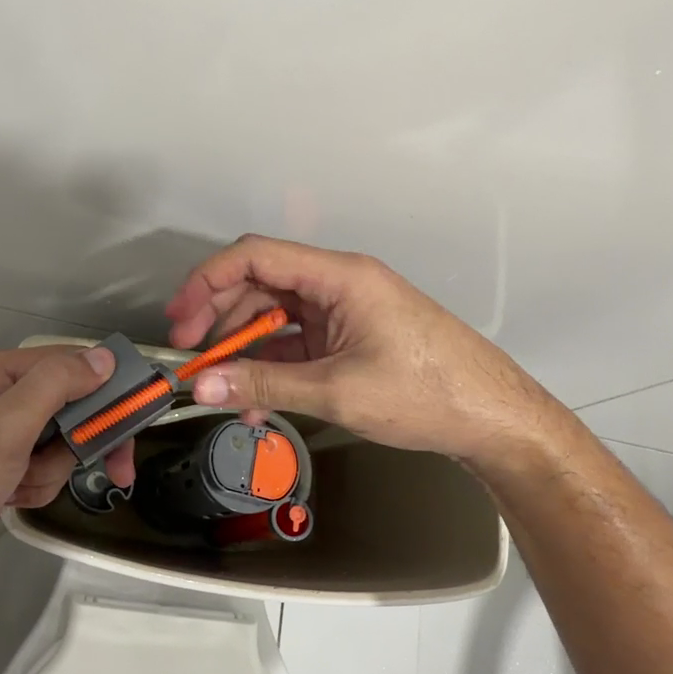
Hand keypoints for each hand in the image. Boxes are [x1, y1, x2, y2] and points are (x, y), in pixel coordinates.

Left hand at [0, 345, 136, 565]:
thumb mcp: (9, 424)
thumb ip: (56, 385)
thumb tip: (104, 358)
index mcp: (10, 372)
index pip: (78, 363)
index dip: (111, 388)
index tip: (137, 416)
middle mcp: (14, 394)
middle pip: (80, 407)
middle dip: (84, 445)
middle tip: (119, 473)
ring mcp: (15, 431)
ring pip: (69, 444)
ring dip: (54, 471)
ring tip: (22, 483)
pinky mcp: (15, 462)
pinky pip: (52, 468)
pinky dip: (41, 485)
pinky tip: (13, 495)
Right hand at [164, 235, 571, 471]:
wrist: (494, 418)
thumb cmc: (426, 394)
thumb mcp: (337, 391)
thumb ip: (264, 385)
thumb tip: (204, 387)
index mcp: (339, 276)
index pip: (255, 256)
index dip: (208, 281)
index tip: (179, 318)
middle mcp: (338, 283)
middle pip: (259, 283)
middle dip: (219, 318)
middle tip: (191, 356)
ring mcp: (343, 310)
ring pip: (273, 315)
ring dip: (244, 349)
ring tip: (224, 391)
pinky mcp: (348, 336)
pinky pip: (295, 341)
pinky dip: (271, 365)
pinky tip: (257, 402)